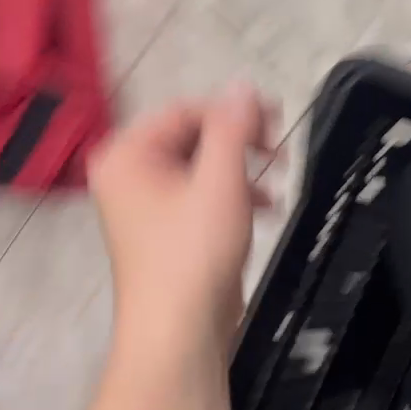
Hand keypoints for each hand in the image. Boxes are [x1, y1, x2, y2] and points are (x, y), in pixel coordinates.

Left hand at [90, 84, 277, 359]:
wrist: (179, 323)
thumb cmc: (195, 249)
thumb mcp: (221, 182)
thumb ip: (233, 130)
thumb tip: (244, 86)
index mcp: (128, 155)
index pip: (186, 110)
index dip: (234, 112)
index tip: (279, 124)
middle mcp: (128, 173)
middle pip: (194, 137)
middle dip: (242, 143)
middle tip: (282, 155)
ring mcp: (145, 203)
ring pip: (202, 166)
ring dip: (244, 169)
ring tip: (277, 186)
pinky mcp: (167, 227)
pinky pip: (202, 192)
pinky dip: (236, 193)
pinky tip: (265, 209)